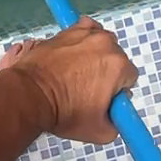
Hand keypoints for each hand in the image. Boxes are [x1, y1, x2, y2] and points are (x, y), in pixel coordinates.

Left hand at [4, 18, 138, 144]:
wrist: (30, 94)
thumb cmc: (64, 112)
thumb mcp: (100, 132)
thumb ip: (117, 123)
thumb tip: (115, 114)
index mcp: (118, 66)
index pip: (129, 77)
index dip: (117, 91)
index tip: (103, 99)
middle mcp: (106, 44)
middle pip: (116, 58)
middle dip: (107, 72)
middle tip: (88, 89)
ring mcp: (86, 34)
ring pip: (102, 43)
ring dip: (96, 55)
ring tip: (79, 72)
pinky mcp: (68, 30)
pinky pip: (85, 28)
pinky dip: (84, 37)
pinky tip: (76, 50)